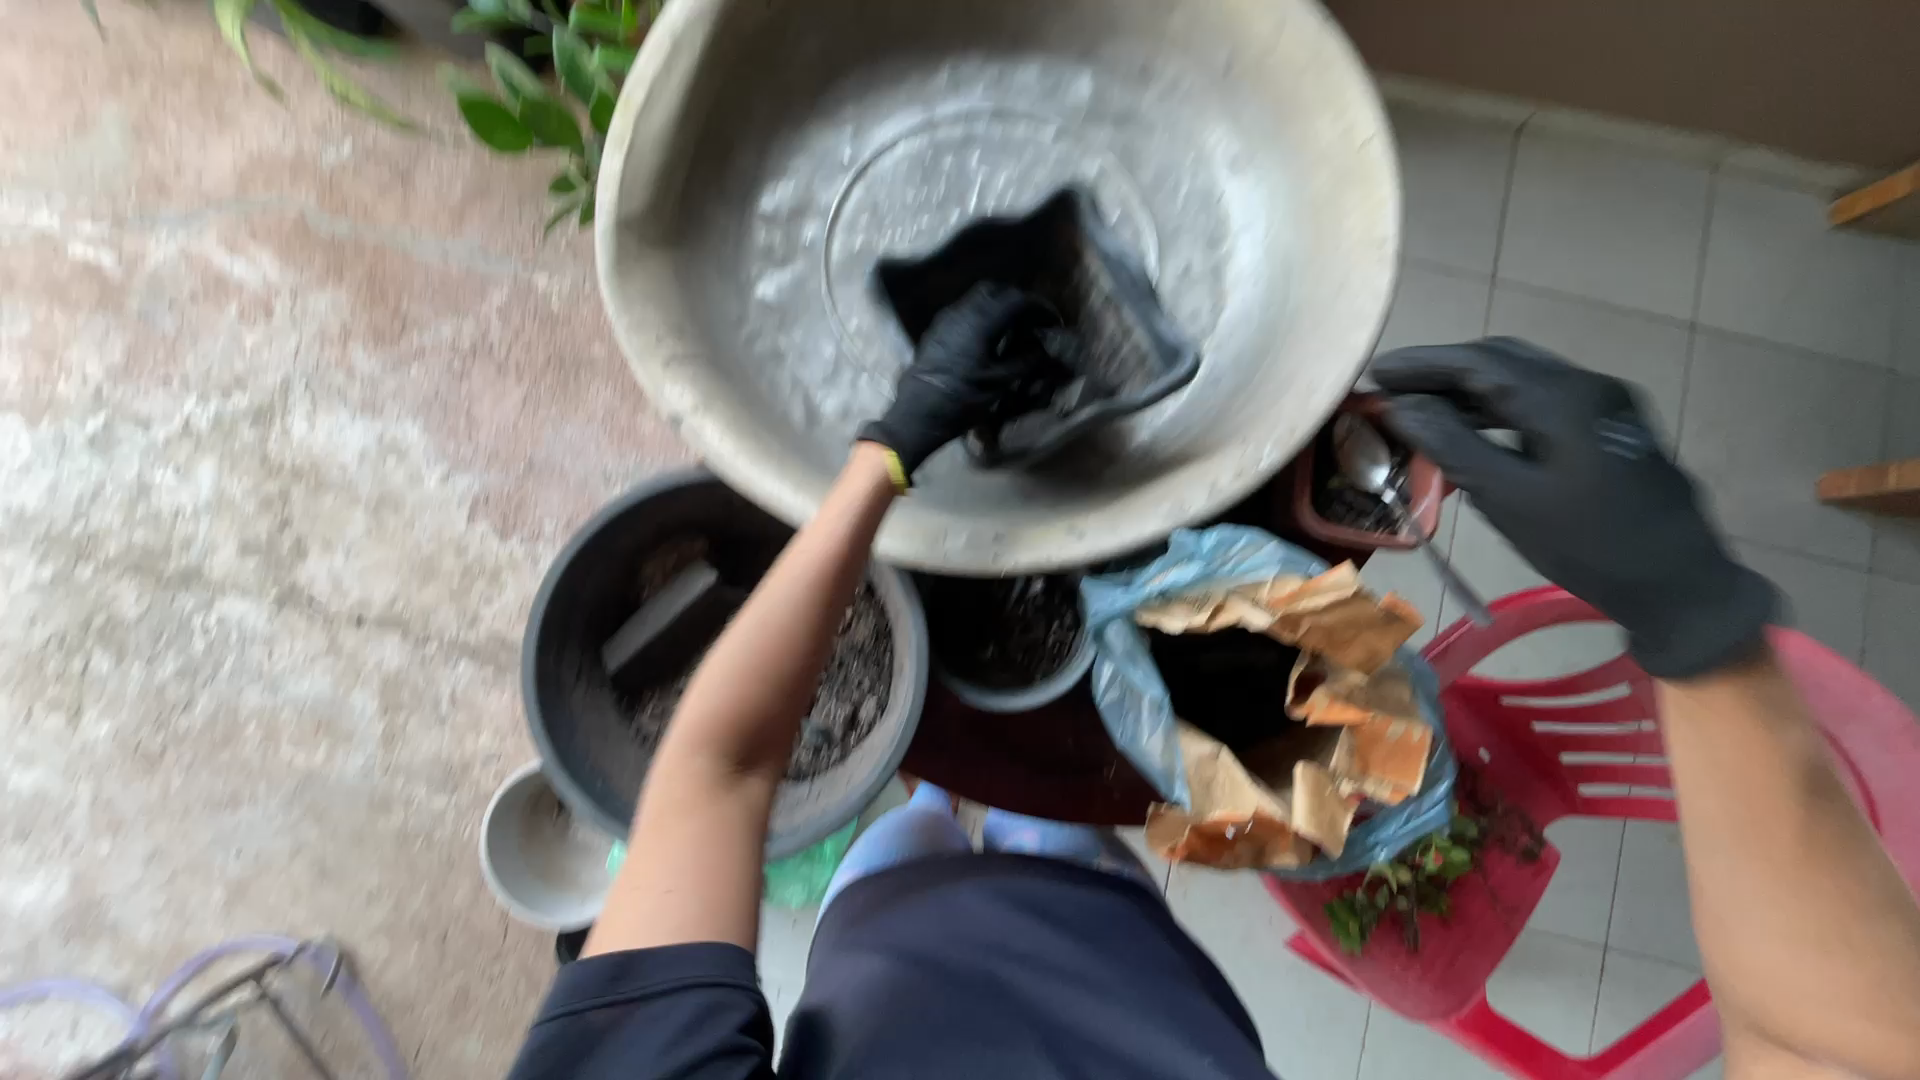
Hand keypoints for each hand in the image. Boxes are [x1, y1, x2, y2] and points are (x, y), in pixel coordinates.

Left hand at [858, 283, 1059, 475]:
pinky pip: (962, 313)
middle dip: (1016, 302)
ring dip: (996, 308)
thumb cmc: (962, 400)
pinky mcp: (935, 332)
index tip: (1052, 320)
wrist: (918, 414)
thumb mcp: (999, 384)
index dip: (1039, 307)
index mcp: (981, 321)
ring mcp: (944, 320)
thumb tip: (1041, 349)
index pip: (1016, 300)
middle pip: (995, 291)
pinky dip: (980, 318)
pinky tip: (986, 339)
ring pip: (976, 301)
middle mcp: (961, 312)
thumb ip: (1023, 361)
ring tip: (1011, 329)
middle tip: (1031, 320)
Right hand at [1371, 337, 1774, 678]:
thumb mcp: (1506, 496)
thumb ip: (1451, 445)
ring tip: (1416, 406)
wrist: (1676, 582)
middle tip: (1390, 385)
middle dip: (1441, 370)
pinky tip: (1465, 428)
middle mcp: (1587, 387)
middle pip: (1501, 360)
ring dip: (1465, 388)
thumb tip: (1399, 408)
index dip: (1422, 363)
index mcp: (1564, 398)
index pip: (1479, 362)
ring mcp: (1602, 406)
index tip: (1376, 371)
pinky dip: (1493, 406)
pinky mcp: (1605, 429)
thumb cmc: (1585, 542)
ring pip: (1520, 379)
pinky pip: (1537, 402)